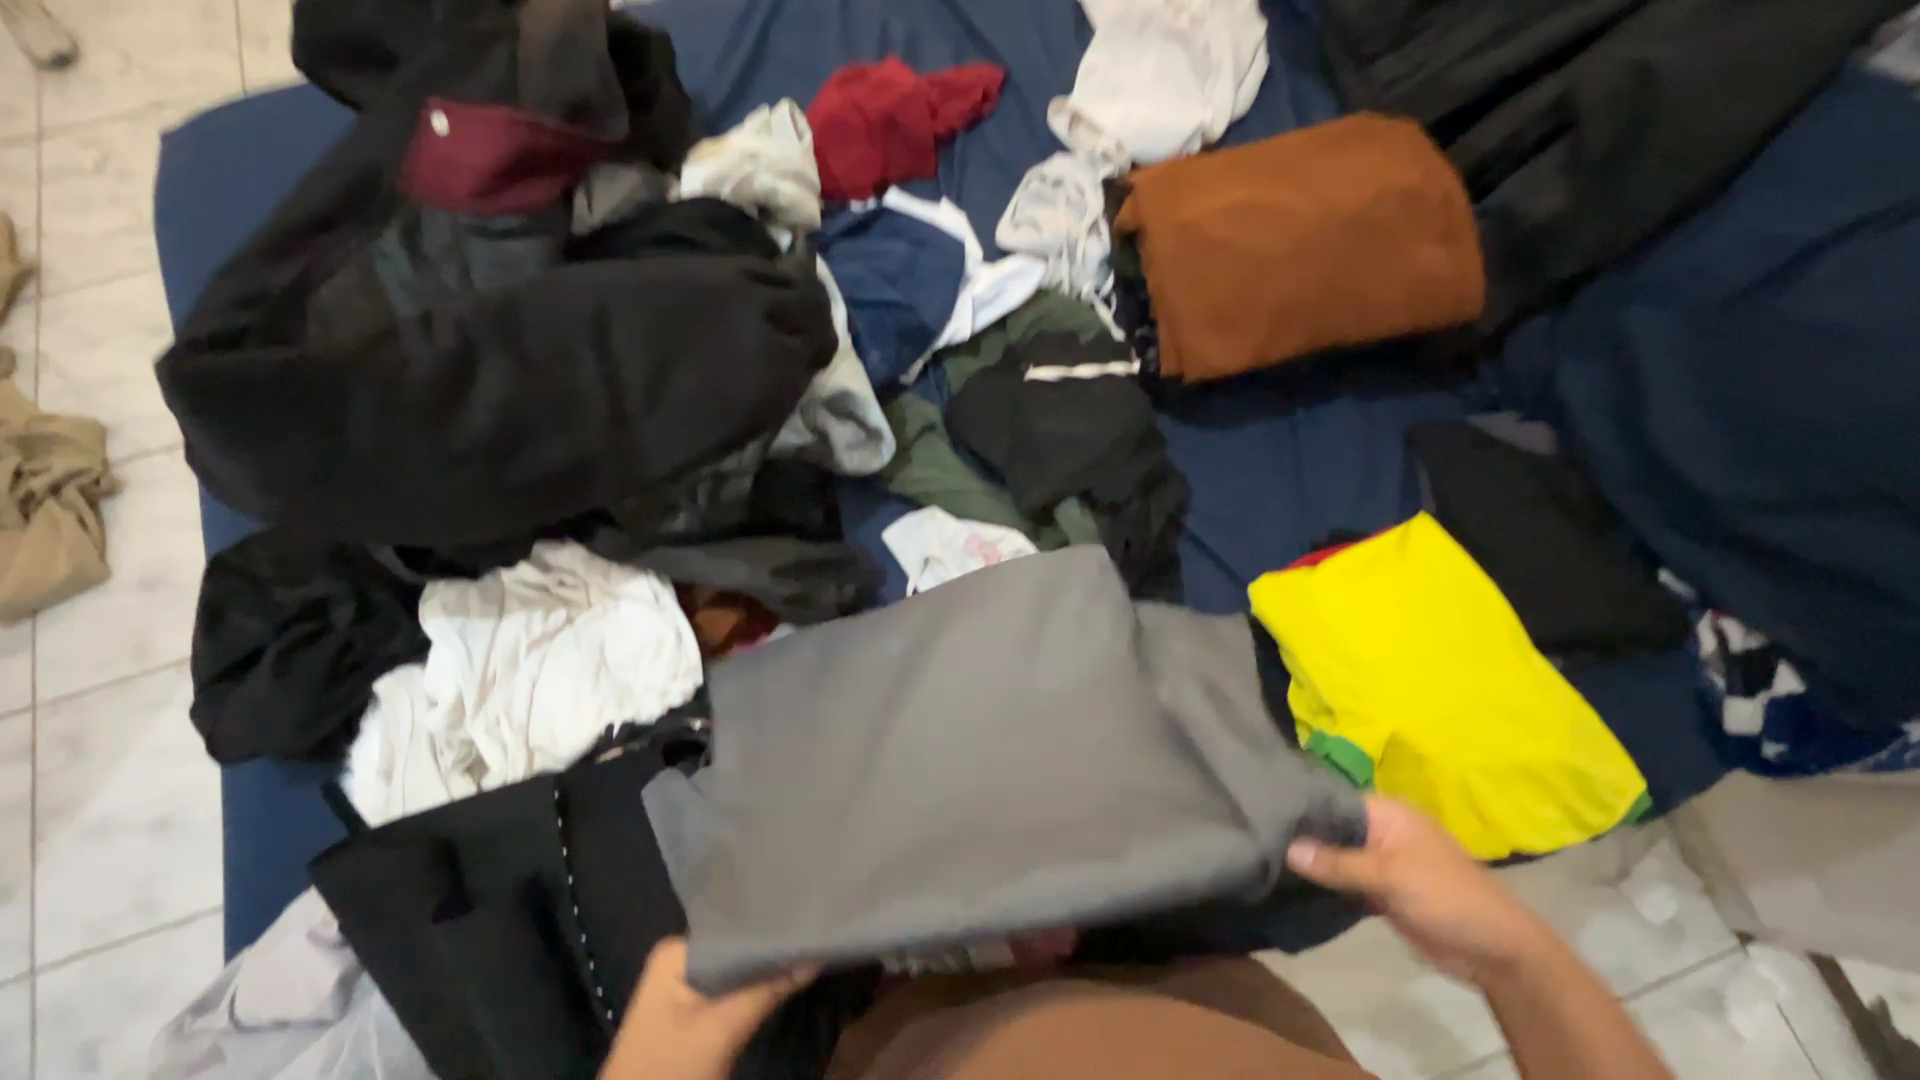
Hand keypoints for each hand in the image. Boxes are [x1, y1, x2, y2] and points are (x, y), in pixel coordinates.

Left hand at [600, 938, 817, 1079]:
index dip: (772, 927)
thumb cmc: (668, 1073)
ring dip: (768, 971)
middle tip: (818, 933)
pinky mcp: (695, 1015)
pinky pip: (733, 992)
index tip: (812, 919)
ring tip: (813, 949)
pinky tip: (789, 981)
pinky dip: (757, 990)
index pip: (734, 928)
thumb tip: (817, 953)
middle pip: (738, 948)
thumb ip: (767, 989)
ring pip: (739, 972)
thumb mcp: (721, 1031)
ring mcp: (686, 989)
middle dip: (773, 949)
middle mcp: (681, 961)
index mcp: (676, 952)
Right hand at [1287, 796, 1558, 983]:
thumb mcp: (1392, 875)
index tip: (1260, 810)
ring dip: (1309, 861)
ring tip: (1261, 856)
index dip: (1300, 805)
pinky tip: (1287, 882)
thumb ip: (1339, 863)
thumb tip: (1287, 848)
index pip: (1333, 799)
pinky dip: (1322, 883)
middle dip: (1300, 835)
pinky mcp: (1379, 891)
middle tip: (1254, 836)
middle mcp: (1381, 831)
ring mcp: (1380, 862)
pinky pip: (1343, 881)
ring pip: (1334, 856)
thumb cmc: (1447, 896)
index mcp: (1388, 813)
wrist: (1495, 952)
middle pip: (1331, 828)